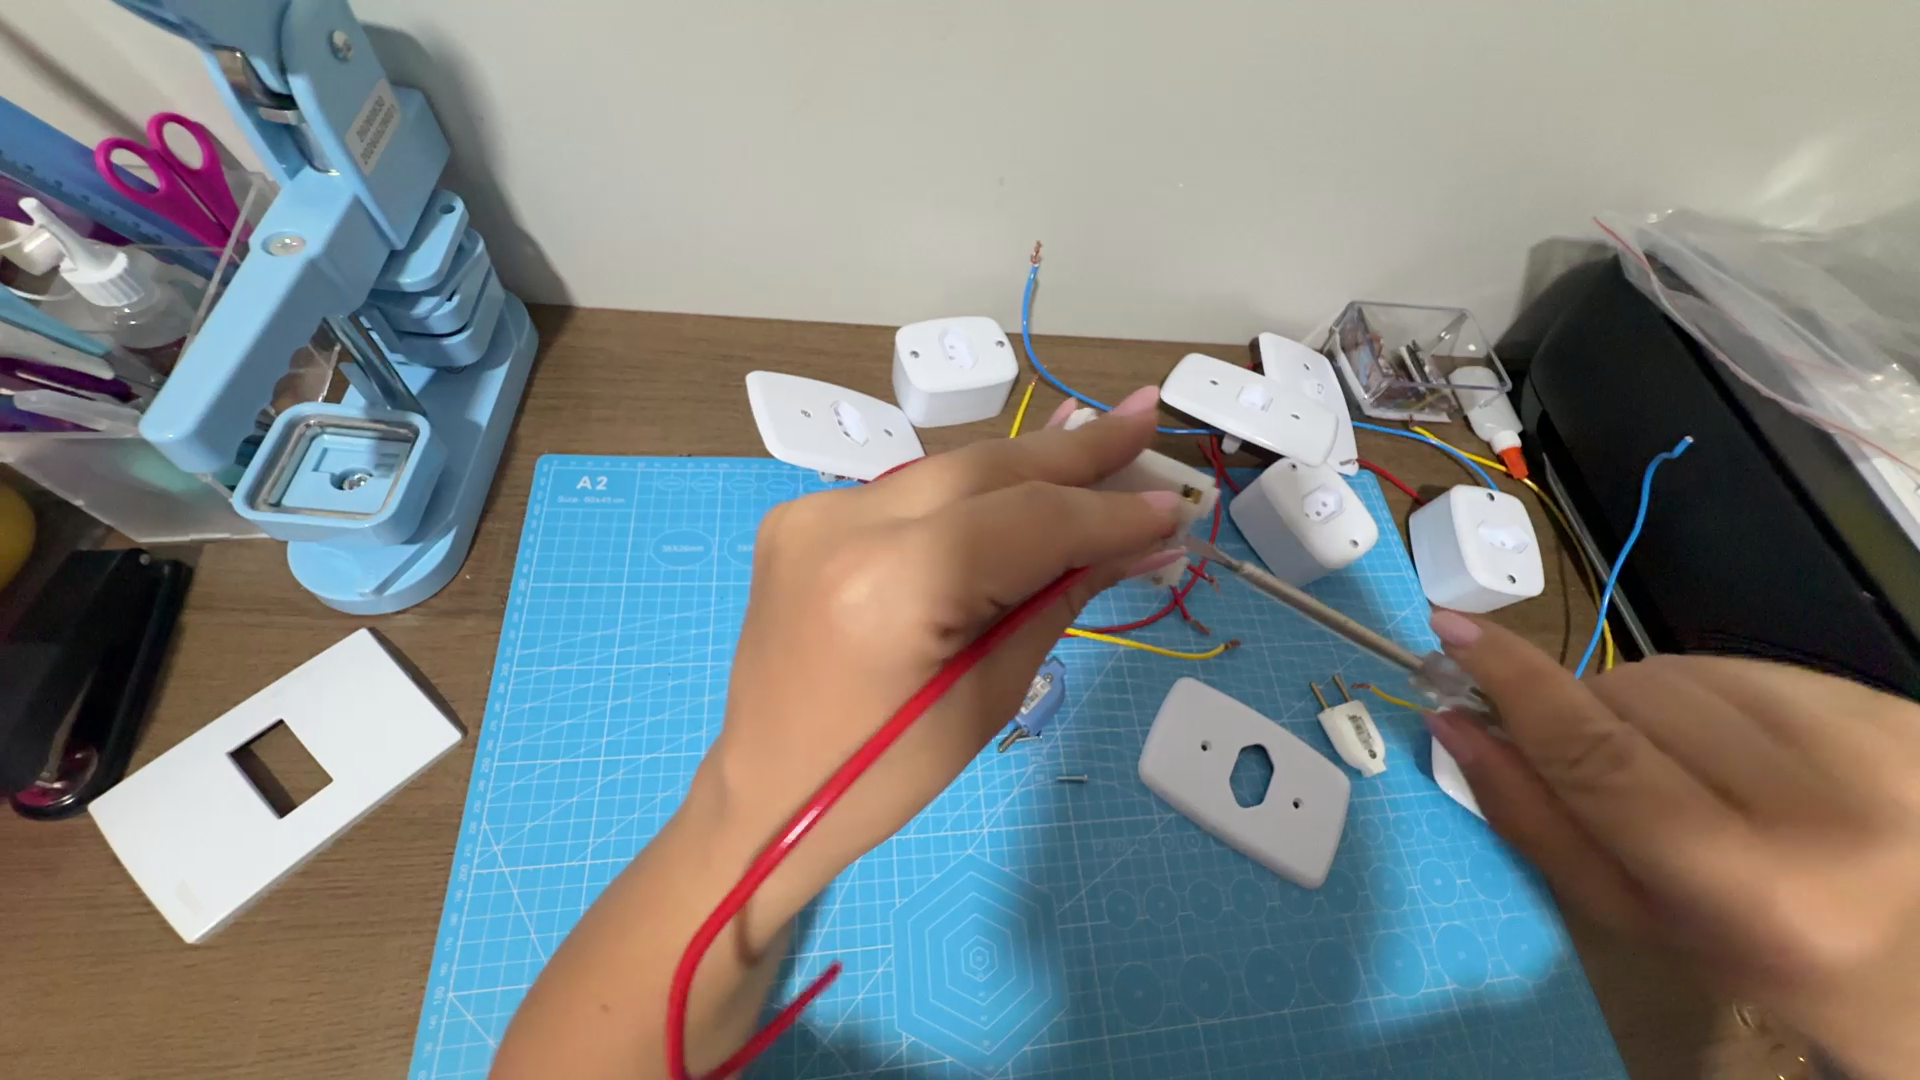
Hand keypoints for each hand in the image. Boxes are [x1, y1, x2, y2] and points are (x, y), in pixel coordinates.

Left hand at [496, 387, 1186, 1079]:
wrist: (764, 791)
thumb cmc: (883, 776)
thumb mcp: (988, 694)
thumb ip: (1062, 598)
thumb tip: (1144, 542)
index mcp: (891, 585)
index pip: (1027, 522)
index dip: (1108, 511)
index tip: (1174, 504)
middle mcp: (843, 524)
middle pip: (986, 468)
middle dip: (1077, 450)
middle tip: (1145, 415)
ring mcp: (812, 512)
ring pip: (948, 469)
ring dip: (1029, 461)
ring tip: (1102, 436)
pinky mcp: (801, 517)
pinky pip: (910, 491)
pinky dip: (972, 488)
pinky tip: (1020, 475)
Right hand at [1425, 612, 1919, 1079]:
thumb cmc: (1757, 954)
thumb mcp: (1630, 912)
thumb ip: (1530, 816)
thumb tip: (1452, 721)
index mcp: (1753, 889)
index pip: (1595, 753)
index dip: (1513, 683)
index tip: (1450, 629)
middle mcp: (1834, 813)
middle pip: (1631, 699)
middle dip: (1587, 714)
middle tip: (1610, 767)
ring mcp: (1887, 753)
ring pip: (1679, 672)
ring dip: (1648, 705)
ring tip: (1689, 766)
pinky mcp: (1904, 713)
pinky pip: (1742, 665)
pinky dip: (1710, 697)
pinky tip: (1745, 751)